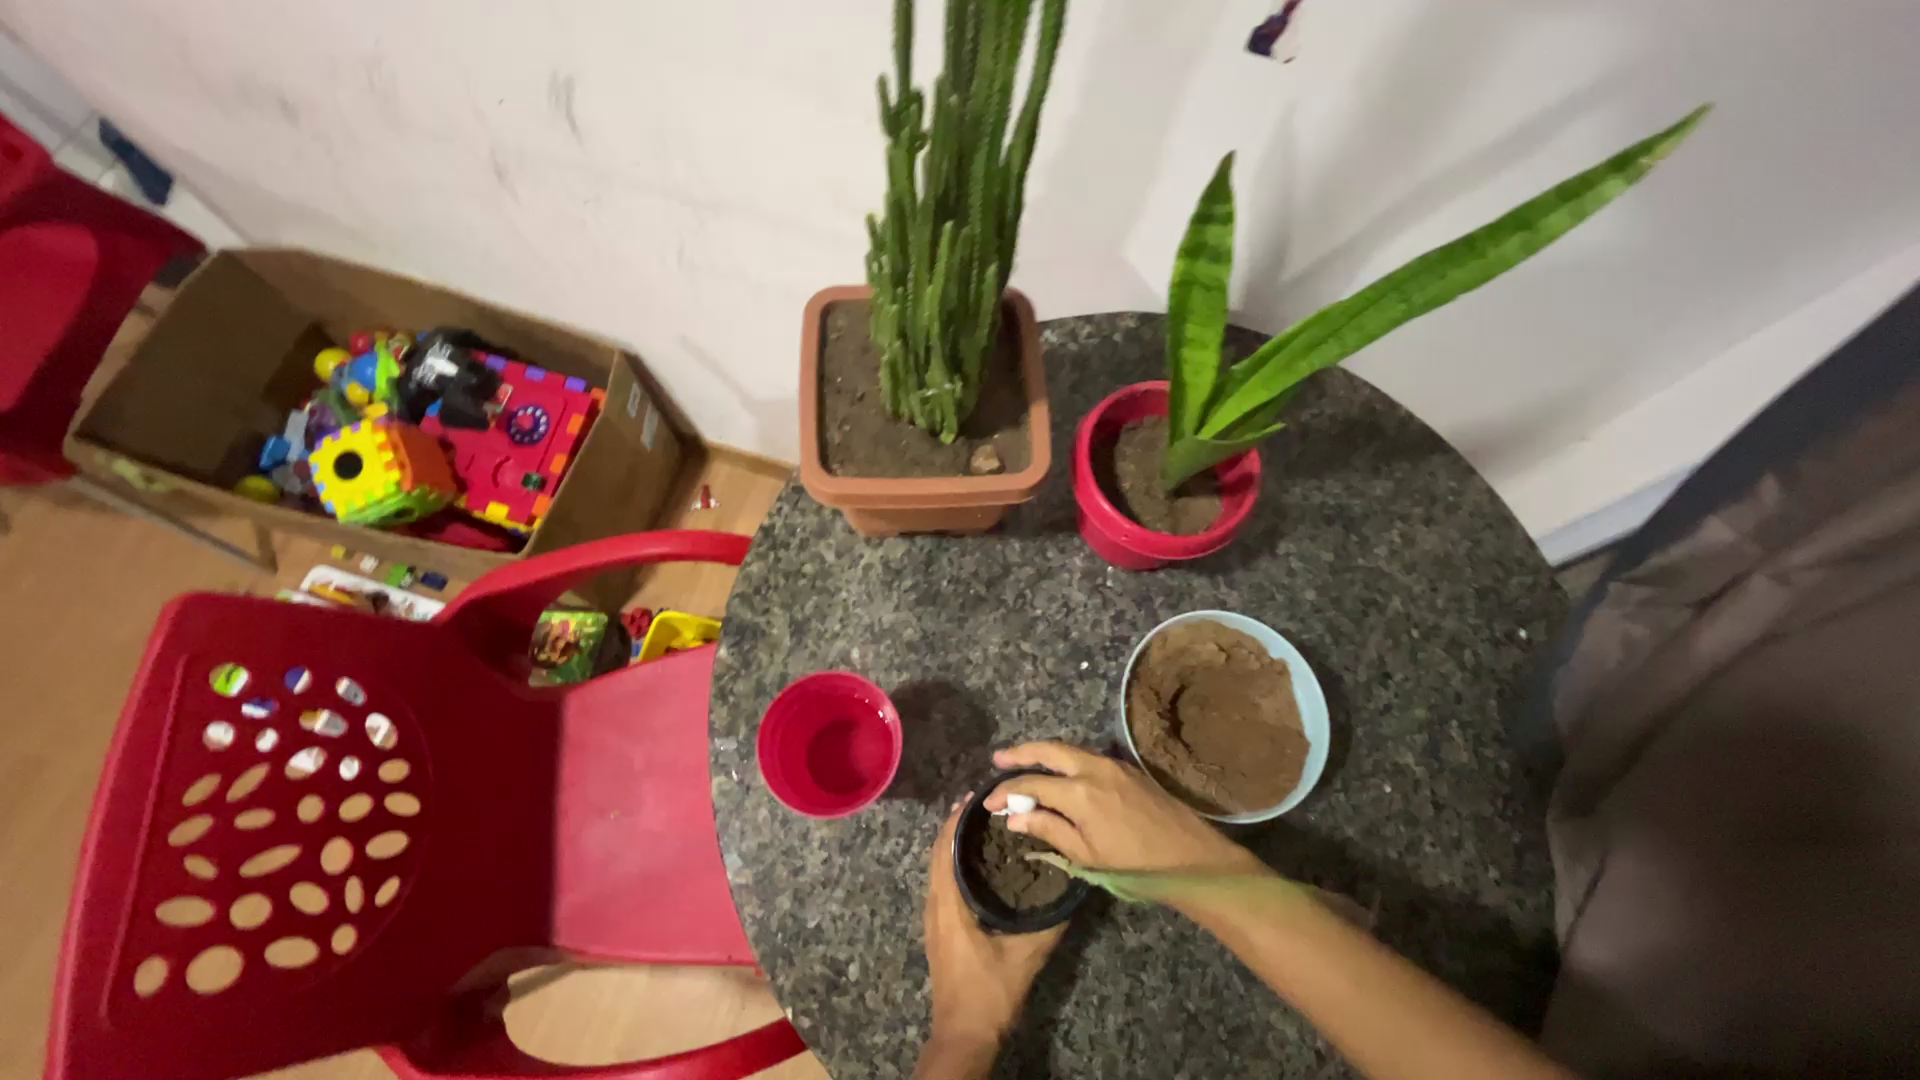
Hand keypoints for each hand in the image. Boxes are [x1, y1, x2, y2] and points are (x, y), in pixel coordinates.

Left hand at [921, 804, 1065, 1066]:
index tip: (977, 795)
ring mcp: (933, 917)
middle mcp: (934, 905)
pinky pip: (941, 881)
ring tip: (982, 824)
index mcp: (948, 904)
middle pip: (937, 852)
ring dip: (953, 842)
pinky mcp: (938, 928)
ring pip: (937, 866)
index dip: (956, 819)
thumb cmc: (989, 994)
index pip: (944, 848)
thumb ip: (1049, 923)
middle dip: (956, 824)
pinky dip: (954, 862)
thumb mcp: (1025, 957)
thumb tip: (1073, 889)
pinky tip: (978, 861)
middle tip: (984, 803)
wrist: (963, 1036)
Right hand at [984, 742, 1266, 879]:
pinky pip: (1086, 756)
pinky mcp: (1126, 769)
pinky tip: (1057, 772)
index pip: (1031, 784)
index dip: (1007, 792)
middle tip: (997, 759)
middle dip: (1019, 753)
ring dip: (1042, 754)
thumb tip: (1015, 816)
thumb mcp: (1086, 855)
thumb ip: (1049, 830)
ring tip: (1021, 763)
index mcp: (1079, 793)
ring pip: (1068, 749)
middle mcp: (1093, 769)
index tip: (988, 802)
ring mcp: (1112, 765)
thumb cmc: (1136, 864)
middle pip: (1048, 750)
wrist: (1191, 856)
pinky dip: (1064, 759)